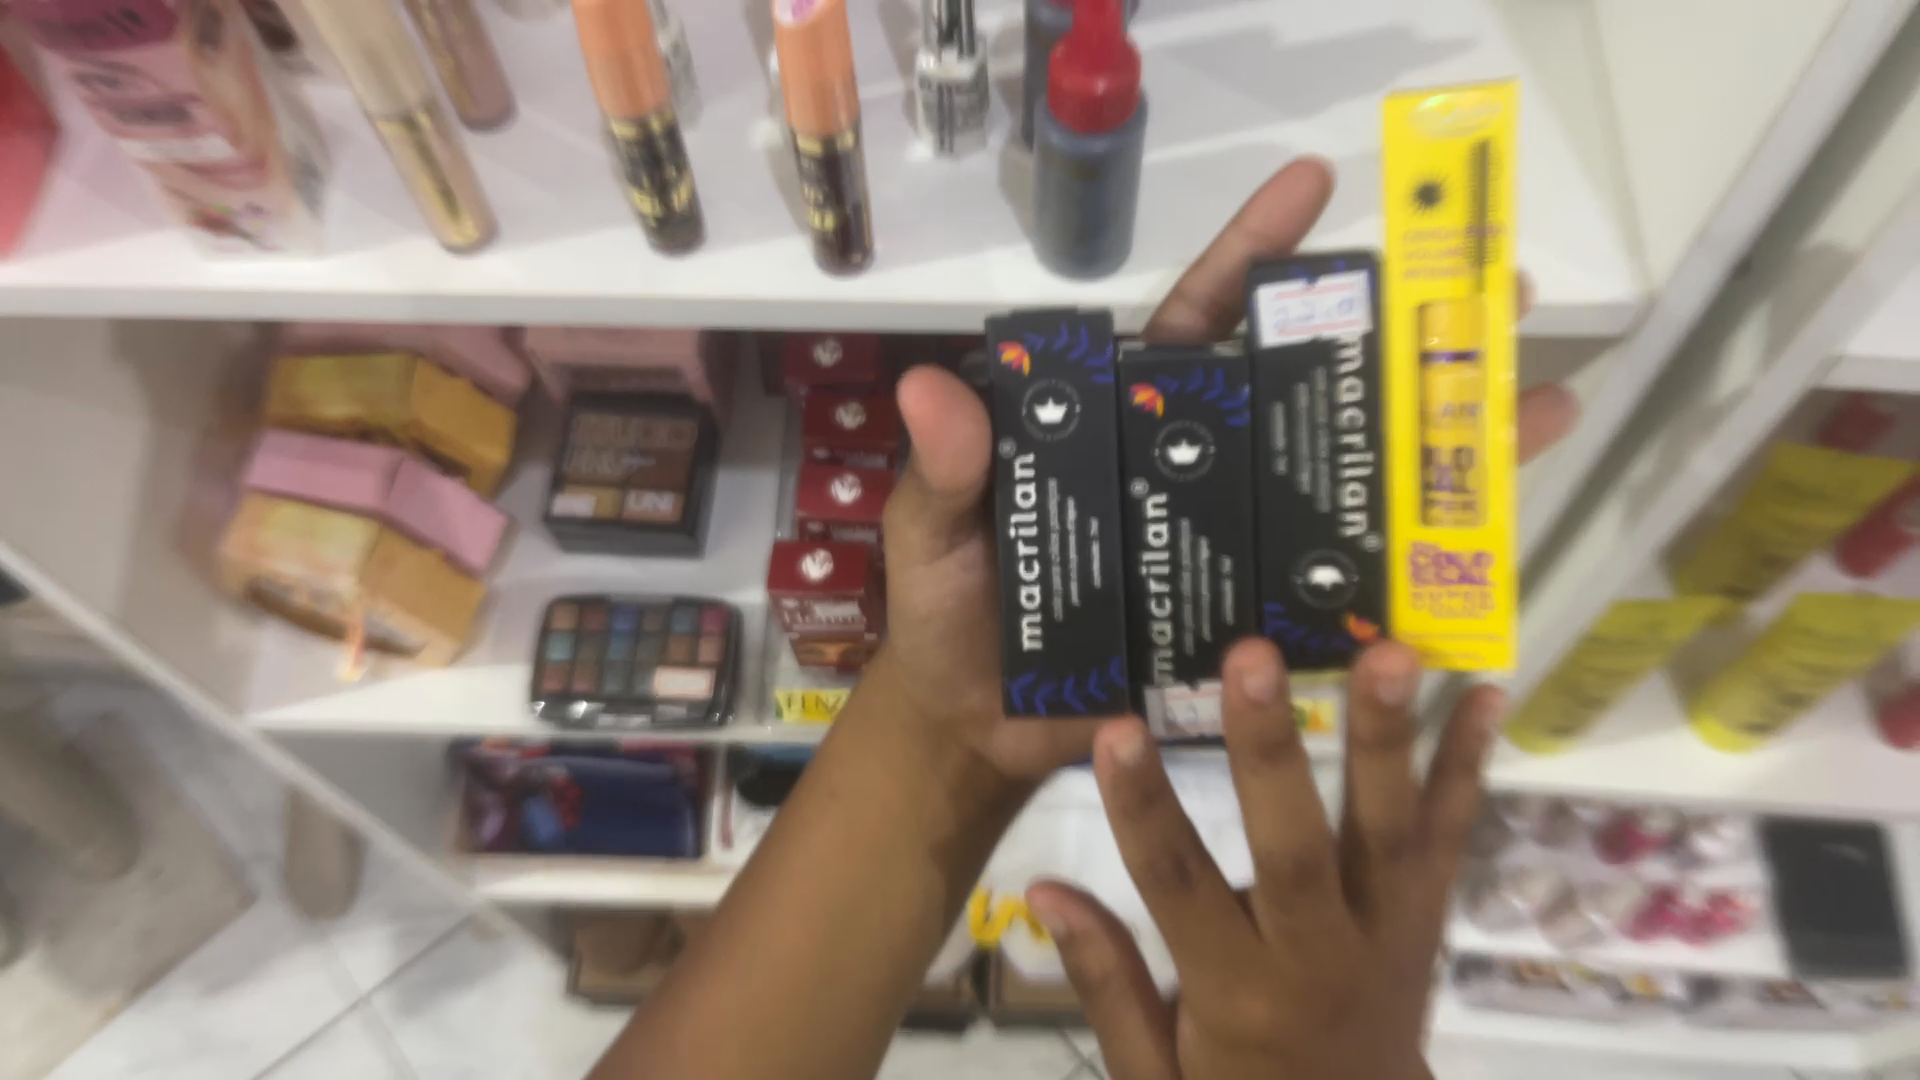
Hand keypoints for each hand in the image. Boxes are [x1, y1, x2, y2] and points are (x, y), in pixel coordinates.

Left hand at [875, 156, 1576, 784]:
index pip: (1184, 335)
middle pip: (1285, 404)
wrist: (972, 726)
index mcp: (1110, 440)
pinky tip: (1475, 553)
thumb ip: (946, 470)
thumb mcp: (932, 535)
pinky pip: (1318, 605)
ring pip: (1325, 496)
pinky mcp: (1232, 635)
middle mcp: (1176, 483)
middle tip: (1488, 295)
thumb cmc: (945, 621)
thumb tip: (929, 386)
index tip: (1313, 191)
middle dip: (1381, 349)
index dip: (1245, 263)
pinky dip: (1390, 583)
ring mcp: (1213, 558)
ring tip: (1534, 403)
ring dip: (1425, 454)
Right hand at [1027, 639, 1498, 1079]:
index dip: (1142, 806)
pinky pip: (1451, 837)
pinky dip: (1467, 764)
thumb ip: (1105, 979)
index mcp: (1238, 994)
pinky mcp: (1428, 917)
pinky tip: (1484, 694)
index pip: (1176, 885)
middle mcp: (1320, 957)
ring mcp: (1389, 933)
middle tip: (1252, 657)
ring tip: (1388, 653)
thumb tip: (1041, 891)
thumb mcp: (1153, 1074)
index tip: (1115, 728)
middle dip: (1268, 748)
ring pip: (1387, 830)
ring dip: (1388, 736)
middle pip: (1293, 847)